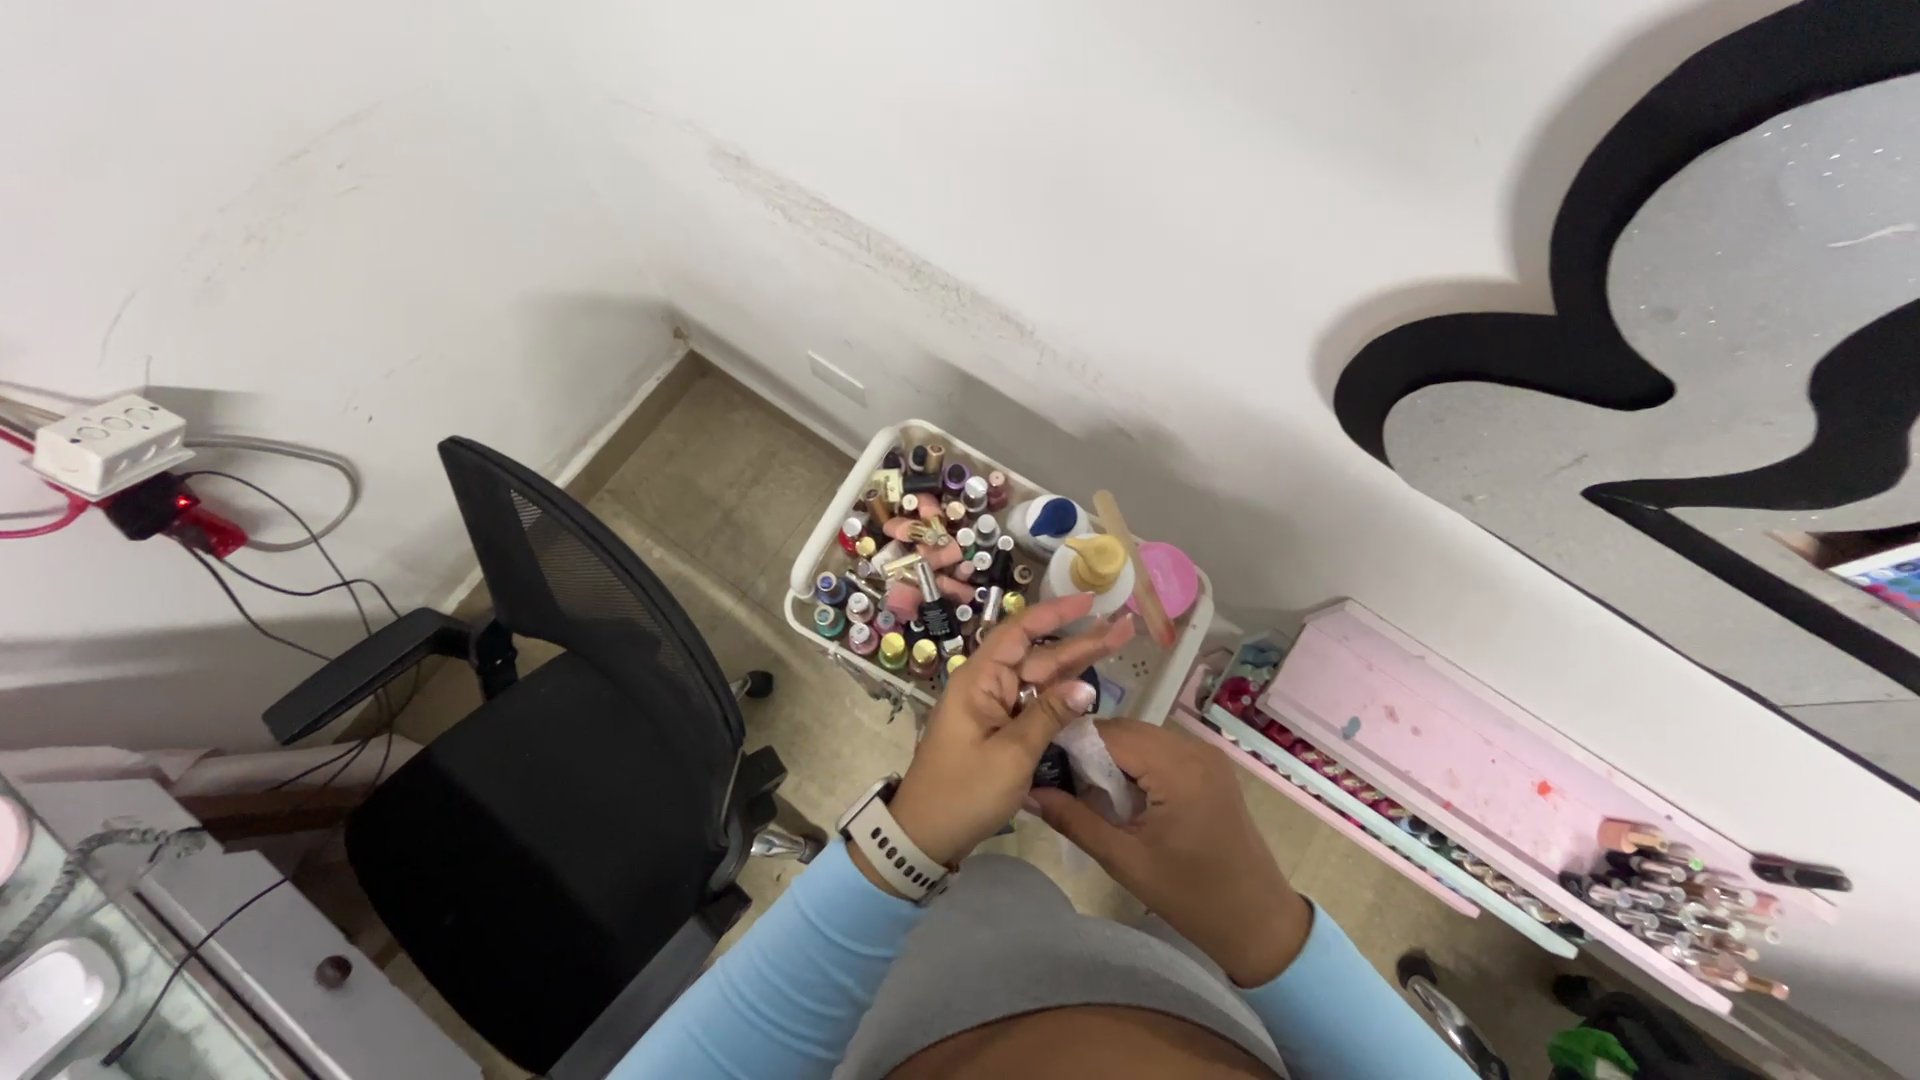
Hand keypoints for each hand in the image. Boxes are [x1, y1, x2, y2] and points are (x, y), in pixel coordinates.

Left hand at [881, 593, 1135, 868]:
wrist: (925, 834)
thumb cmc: (964, 791)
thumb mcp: (1012, 754)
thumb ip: (1049, 716)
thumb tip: (1085, 687)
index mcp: (979, 680)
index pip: (1019, 632)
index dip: (1054, 614)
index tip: (1088, 602)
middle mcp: (986, 685)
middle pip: (1037, 655)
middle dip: (1079, 641)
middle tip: (1122, 627)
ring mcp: (993, 708)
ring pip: (1039, 678)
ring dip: (1074, 665)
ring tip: (1114, 643)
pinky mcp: (998, 730)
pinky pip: (1033, 703)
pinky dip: (1060, 695)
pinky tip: (1087, 686)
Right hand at [1029, 719, 1312, 986]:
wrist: (1257, 920)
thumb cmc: (1191, 896)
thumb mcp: (1124, 860)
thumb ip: (1074, 820)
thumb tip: (1029, 791)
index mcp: (1177, 769)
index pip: (1108, 734)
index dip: (1069, 744)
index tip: (1040, 765)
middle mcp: (1194, 749)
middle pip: (1125, 729)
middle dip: (1088, 749)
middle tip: (1059, 781)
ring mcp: (1206, 755)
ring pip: (1141, 737)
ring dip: (1111, 756)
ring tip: (1086, 790)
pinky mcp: (1211, 767)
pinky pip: (1161, 749)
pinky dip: (1135, 762)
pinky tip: (1120, 794)